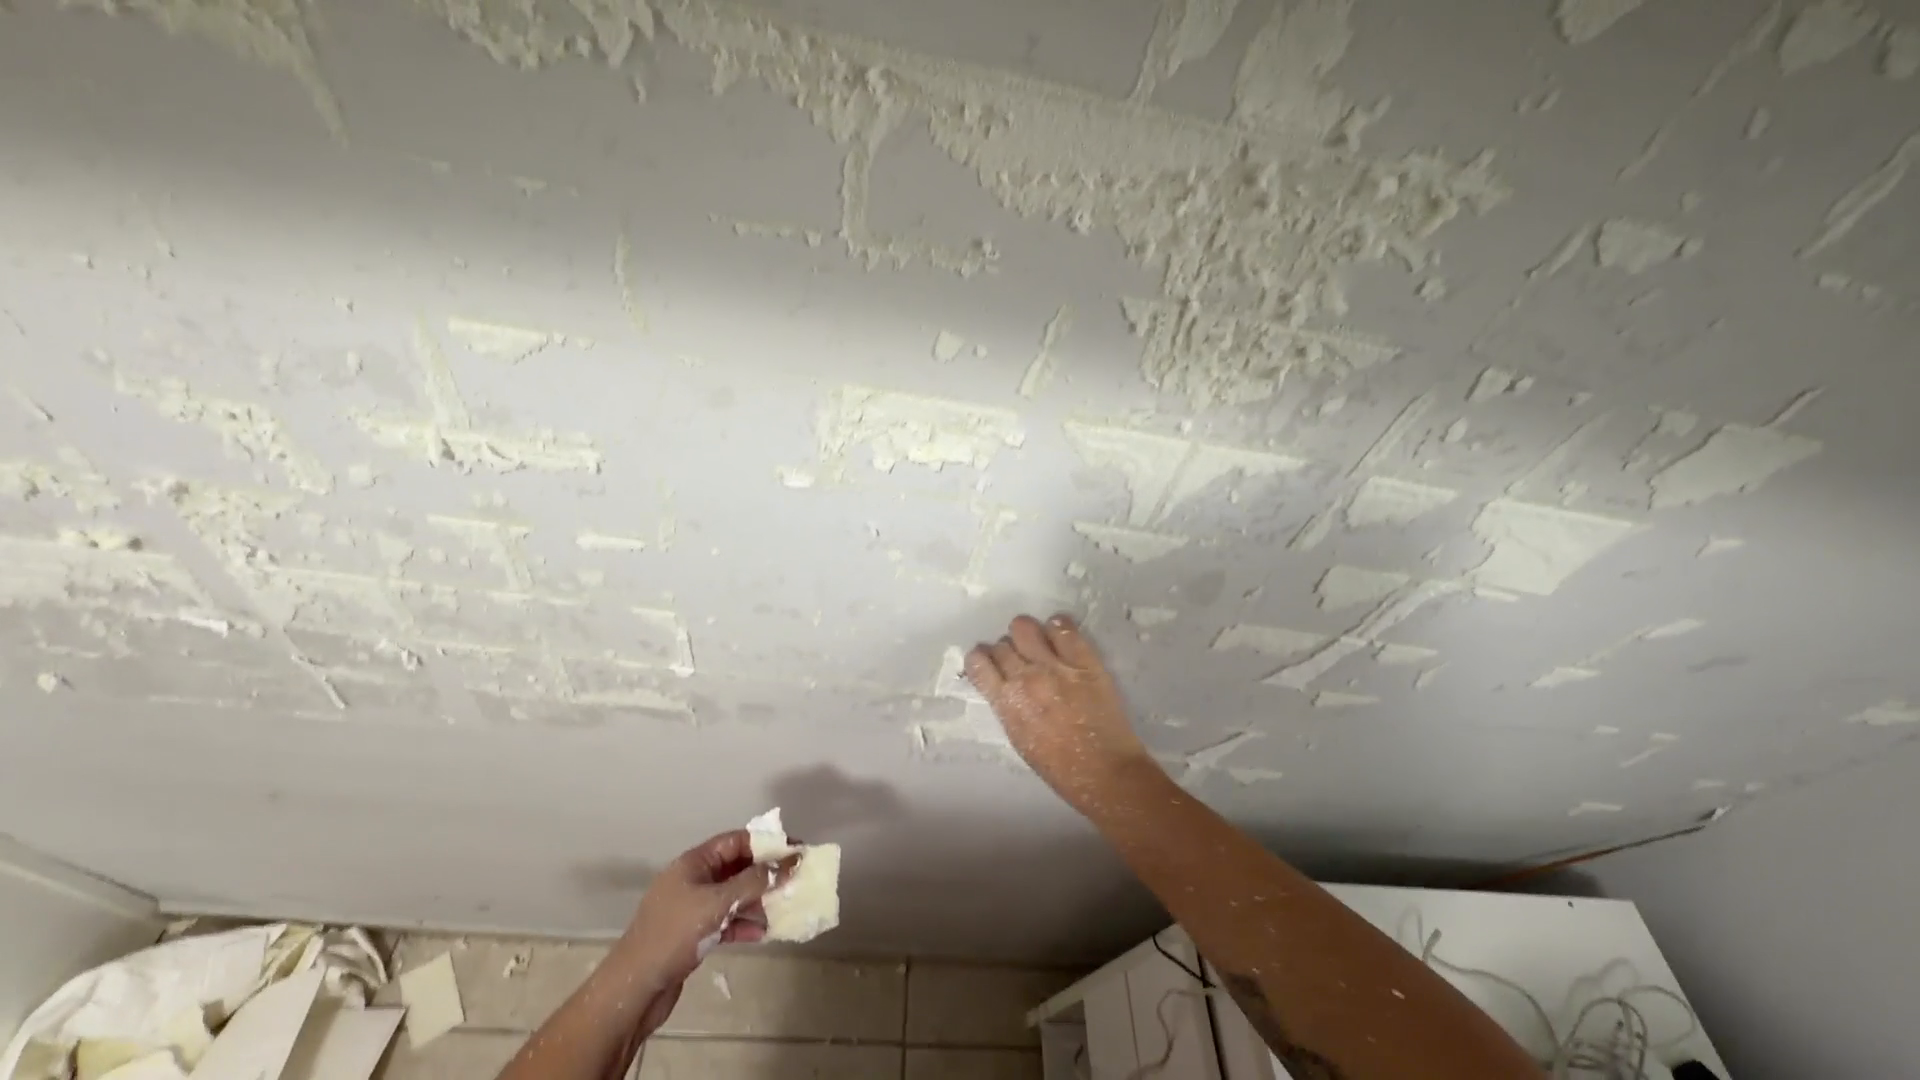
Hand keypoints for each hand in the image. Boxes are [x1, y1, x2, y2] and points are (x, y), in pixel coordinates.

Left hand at [614, 830, 789, 989]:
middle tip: (795, 878)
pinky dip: (743, 923)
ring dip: (757, 900)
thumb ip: (752, 882)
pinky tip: (762, 933)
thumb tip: (786, 863)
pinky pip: (726, 920)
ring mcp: (692, 908)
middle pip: (736, 867)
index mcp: (693, 863)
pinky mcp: (693, 934)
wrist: (636, 987)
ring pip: (733, 895)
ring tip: (784, 907)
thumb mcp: (716, 904)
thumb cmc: (674, 935)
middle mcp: (693, 880)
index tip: (795, 849)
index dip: (766, 842)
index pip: (735, 841)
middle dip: (765, 873)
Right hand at [964, 614, 1150, 802]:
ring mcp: (1057, 666)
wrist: (1105, 772)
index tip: (988, 662)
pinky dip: (1057, 627)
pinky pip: (1064, 628)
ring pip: (1026, 627)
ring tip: (1036, 644)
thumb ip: (1008, 706)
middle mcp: (1026, 677)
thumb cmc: (1058, 766)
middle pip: (1002, 644)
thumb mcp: (1018, 737)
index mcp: (1006, 702)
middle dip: (1005, 650)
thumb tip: (1004, 684)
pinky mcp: (1085, 661)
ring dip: (1026, 634)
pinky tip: (1059, 634)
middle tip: (1017, 659)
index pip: (978, 662)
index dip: (980, 659)